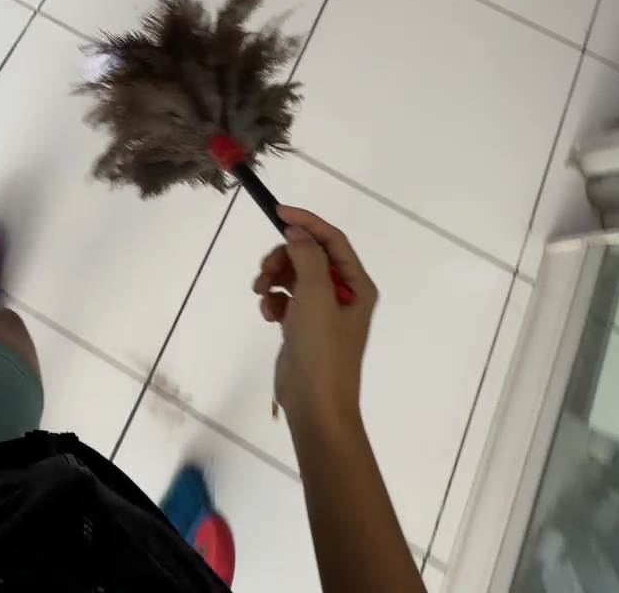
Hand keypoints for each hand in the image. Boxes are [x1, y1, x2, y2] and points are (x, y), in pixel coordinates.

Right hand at [252, 205, 378, 428]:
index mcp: (356, 286)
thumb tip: (297, 232)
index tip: (278, 213)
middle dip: (284, 257)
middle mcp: (342, 294)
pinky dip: (273, 300)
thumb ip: (307, 257)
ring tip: (261, 294)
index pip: (333, 240)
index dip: (307, 222)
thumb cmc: (322, 349)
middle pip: (309, 255)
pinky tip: (268, 314)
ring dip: (274, 277)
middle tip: (265, 269)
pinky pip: (285, 297)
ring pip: (293, 275)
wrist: (316, 404)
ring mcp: (322, 310)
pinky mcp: (304, 325)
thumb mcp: (315, 296)